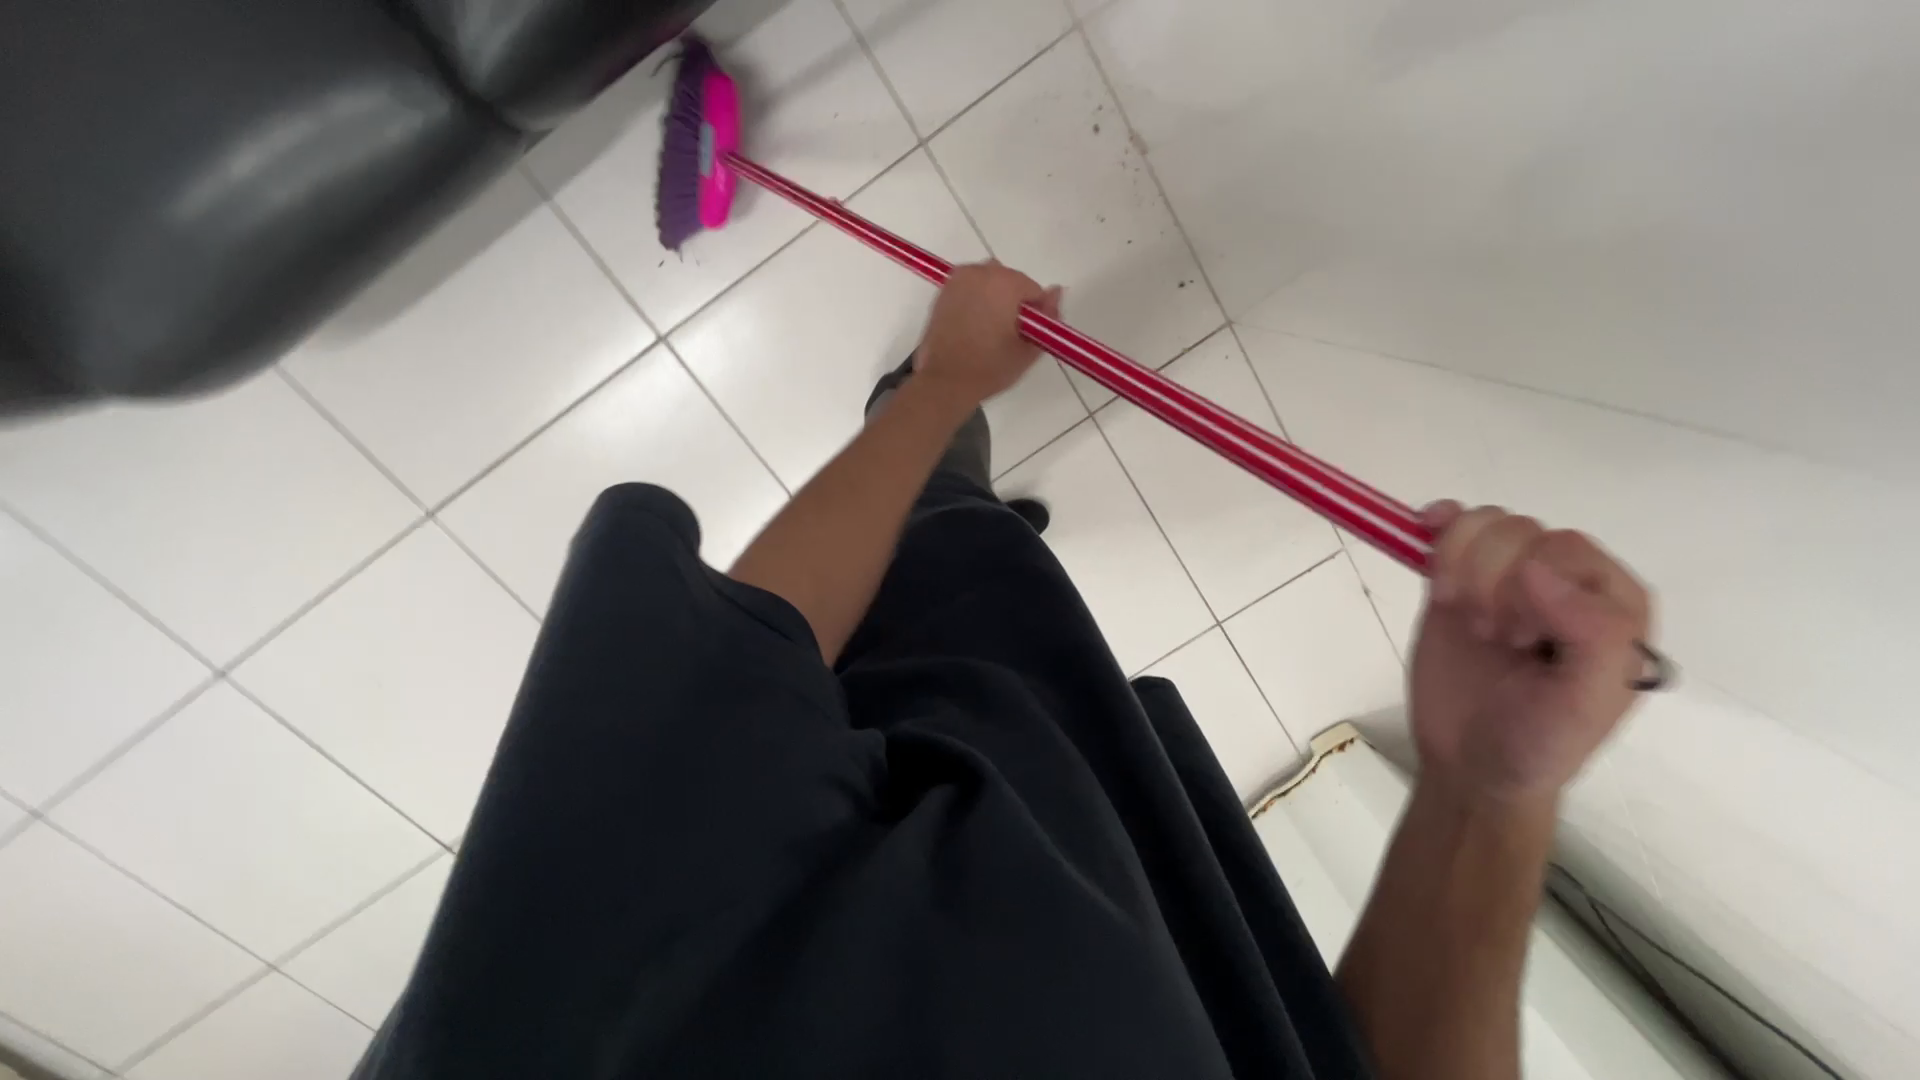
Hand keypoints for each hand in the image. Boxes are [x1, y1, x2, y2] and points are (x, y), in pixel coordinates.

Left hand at [915, 261, 1062, 405]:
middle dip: (1013, 302)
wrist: (944, 381)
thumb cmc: (990, 368)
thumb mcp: (1028, 349)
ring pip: (989, 281)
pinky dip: (975, 299)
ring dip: (994, 298)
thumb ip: (1048, 317)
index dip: (1034, 313)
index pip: (1033, 290)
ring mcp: (958, 279)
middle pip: (1010, 281)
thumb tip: (1057, 291)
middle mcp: (980, 272)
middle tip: (1006, 334)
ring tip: (988, 330)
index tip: (1026, 335)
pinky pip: (969, 287)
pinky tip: (972, 325)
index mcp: (1005, 283)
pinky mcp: (943, 291)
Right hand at [1409, 501, 1653, 804]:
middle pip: (1522, 533)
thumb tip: (1535, 570)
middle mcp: (1564, 583)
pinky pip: (1453, 528)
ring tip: (1461, 614)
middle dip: (1492, 582)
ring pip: (1486, 525)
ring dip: (1460, 565)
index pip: (1567, 552)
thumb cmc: (1537, 741)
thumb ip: (1592, 634)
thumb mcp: (1584, 701)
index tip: (1519, 640)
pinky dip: (1439, 525)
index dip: (1531, 587)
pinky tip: (1423, 529)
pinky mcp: (1457, 583)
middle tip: (1491, 636)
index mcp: (1611, 606)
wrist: (1471, 766)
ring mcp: (1505, 579)